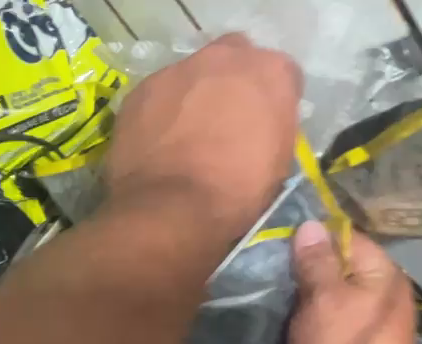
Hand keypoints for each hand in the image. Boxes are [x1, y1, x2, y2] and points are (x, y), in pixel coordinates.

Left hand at [104, 35, 301, 243]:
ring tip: (181, 138)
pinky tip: (155, 144)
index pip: (281, 77)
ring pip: (190, 76)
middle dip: (229, 86)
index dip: (270, 104)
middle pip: (233, 61)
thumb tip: (259, 133)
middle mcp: (227, 56)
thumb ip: (272, 132)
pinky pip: (156, 97)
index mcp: (272, 73)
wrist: (170, 209)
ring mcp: (179, 68)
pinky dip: (158, 115)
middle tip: (220, 125)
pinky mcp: (141, 89)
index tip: (260, 129)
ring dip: (190, 98)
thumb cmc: (234, 196)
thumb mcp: (275, 169)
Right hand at [287, 222, 416, 343]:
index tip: (281, 248)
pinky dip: (313, 333)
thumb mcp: (322, 298)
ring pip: (334, 306)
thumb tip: (311, 225)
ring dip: (307, 308)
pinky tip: (291, 338)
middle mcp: (386, 299)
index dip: (315, 240)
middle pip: (341, 274)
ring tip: (277, 309)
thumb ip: (316, 261)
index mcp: (384, 276)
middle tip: (273, 280)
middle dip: (308, 277)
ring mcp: (376, 331)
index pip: (349, 239)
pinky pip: (332, 333)